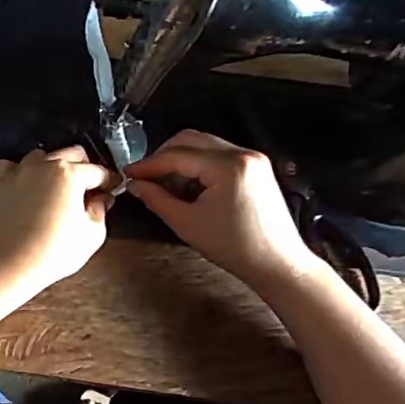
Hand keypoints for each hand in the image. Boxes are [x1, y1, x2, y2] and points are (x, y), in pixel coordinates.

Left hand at [0, 146, 114, 293]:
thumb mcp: (93, 234)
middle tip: (89, 188)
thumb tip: (100, 199)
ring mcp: (19, 172)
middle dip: (85, 168)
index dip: (109, 180)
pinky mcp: (0, 183)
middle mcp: (43, 166)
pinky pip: (11, 166)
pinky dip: (21, 171)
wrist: (13, 264)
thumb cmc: (53, 252)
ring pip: (42, 156)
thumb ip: (100, 209)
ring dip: (53, 167)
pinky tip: (28, 186)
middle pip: (72, 154)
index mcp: (70, 174)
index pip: (98, 171)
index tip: (111, 187)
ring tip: (58, 188)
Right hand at [124, 130, 318, 286]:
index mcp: (227, 167)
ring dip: (179, 160)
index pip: (177, 155)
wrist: (277, 263)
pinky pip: (217, 155)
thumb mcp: (186, 223)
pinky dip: (197, 166)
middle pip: (190, 140)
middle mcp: (243, 154)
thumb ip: (156, 198)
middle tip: (144, 177)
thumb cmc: (234, 247)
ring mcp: (252, 159)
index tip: (128, 174)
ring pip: (203, 145)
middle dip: (162, 156)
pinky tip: (186, 187)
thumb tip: (134, 185)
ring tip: (164, 185)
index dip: (148, 164)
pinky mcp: (255, 167)